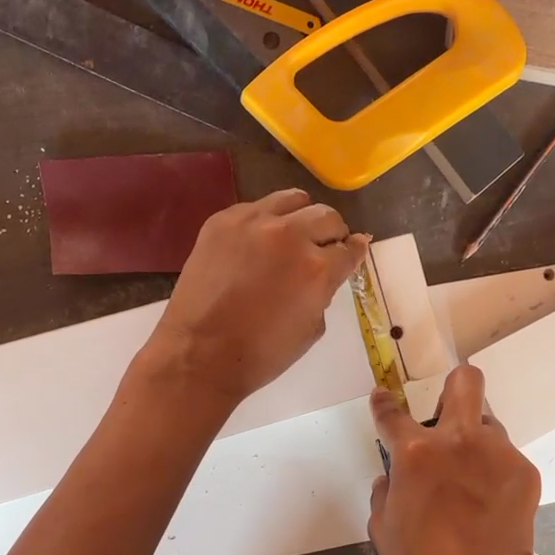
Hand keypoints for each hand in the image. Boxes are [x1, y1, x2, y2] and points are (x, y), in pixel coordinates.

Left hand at [144, 189, 369, 407]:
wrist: (199, 354)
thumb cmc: (260, 355)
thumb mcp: (310, 331)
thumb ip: (324, 294)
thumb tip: (326, 274)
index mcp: (316, 269)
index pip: (349, 249)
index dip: (355, 251)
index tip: (355, 250)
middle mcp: (289, 235)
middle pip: (327, 217)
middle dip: (332, 234)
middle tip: (325, 248)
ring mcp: (253, 222)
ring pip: (293, 200)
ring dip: (302, 216)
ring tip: (294, 235)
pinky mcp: (223, 220)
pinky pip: (256, 207)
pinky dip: (267, 221)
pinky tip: (259, 243)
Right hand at [367, 365, 554, 554]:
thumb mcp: (383, 530)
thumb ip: (385, 493)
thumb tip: (392, 478)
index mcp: (414, 452)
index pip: (391, 414)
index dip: (383, 403)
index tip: (383, 397)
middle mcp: (458, 439)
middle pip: (465, 381)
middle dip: (455, 384)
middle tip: (447, 411)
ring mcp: (496, 452)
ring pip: (488, 424)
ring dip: (475, 441)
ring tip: (471, 478)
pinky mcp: (524, 471)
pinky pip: (504, 459)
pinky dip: (494, 474)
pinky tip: (489, 504)